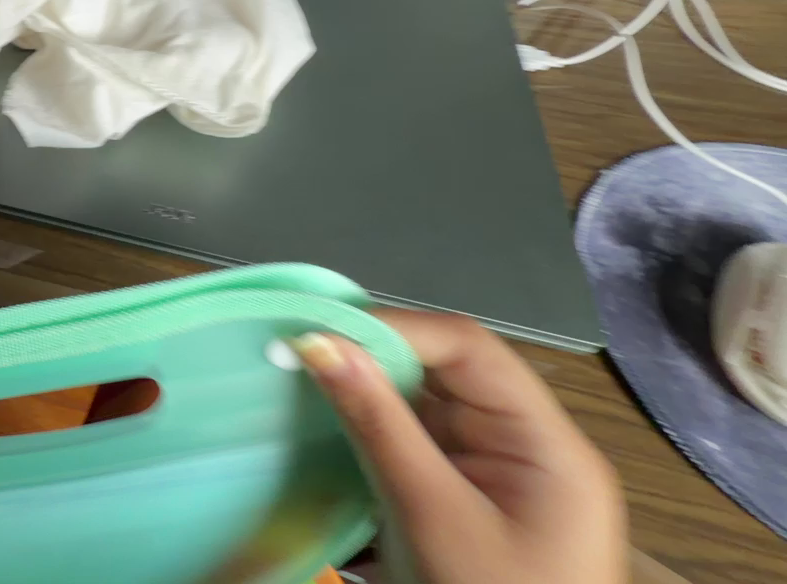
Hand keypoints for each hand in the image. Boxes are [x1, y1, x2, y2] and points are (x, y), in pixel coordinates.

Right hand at [291, 311, 627, 583]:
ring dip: (362, 389)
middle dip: (368, 355)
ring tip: (302, 382)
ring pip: (419, 396)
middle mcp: (523, 441)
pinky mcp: (463, 487)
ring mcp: (494, 465)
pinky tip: (326, 426)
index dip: (391, 327)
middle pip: (441, 365)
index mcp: (544, 442)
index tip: (316, 334)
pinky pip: (410, 432)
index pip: (466, 347)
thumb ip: (376, 422)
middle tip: (297, 354)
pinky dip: (366, 423)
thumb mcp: (430, 515)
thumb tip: (316, 339)